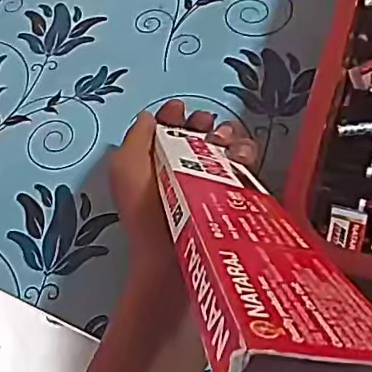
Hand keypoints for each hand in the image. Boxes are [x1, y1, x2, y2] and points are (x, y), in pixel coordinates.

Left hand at [109, 100, 256, 294]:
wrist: (173, 262)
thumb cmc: (145, 214)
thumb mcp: (125, 168)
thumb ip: (136, 137)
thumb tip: (150, 116)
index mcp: (154, 164)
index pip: (169, 130)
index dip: (174, 115)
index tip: (179, 109)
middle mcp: (182, 173)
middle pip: (200, 135)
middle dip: (204, 123)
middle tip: (205, 125)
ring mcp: (209, 187)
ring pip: (226, 148)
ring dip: (227, 136)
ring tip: (223, 143)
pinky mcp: (234, 199)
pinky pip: (246, 169)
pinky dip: (245, 156)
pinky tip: (239, 159)